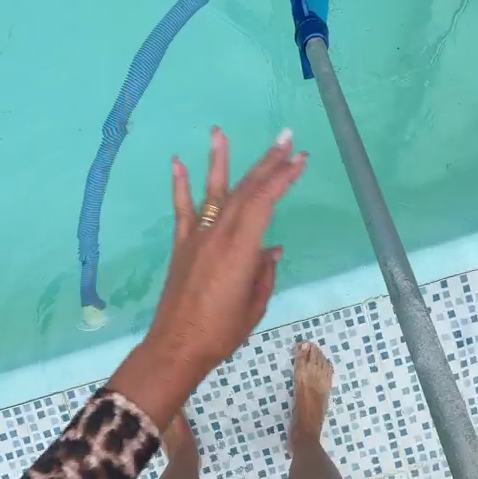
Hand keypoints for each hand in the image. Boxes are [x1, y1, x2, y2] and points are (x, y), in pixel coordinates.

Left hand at [109, 128, 305, 422]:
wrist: (177, 347)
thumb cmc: (222, 333)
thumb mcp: (254, 305)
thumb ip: (264, 272)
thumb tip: (272, 249)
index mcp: (241, 249)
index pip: (265, 203)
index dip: (283, 178)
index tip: (300, 159)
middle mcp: (218, 235)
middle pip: (245, 191)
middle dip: (266, 163)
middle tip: (285, 138)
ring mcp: (196, 238)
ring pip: (214, 193)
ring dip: (219, 161)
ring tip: (220, 132)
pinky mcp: (181, 247)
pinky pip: (182, 211)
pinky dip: (180, 186)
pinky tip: (178, 163)